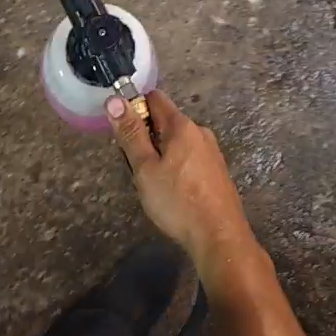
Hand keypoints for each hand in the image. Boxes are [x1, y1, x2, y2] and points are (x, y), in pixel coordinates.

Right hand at [107, 91, 257, 271]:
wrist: (220, 238)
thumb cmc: (178, 201)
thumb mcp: (145, 169)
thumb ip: (131, 133)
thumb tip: (115, 99)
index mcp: (182, 125)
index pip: (154, 98)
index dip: (135, 108)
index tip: (125, 134)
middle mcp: (200, 131)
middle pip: (165, 121)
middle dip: (147, 138)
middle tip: (138, 169)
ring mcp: (211, 151)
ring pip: (177, 141)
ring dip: (161, 155)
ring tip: (155, 186)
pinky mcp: (217, 170)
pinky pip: (190, 157)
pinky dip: (177, 166)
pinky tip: (175, 193)